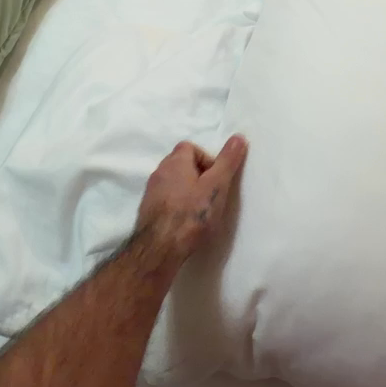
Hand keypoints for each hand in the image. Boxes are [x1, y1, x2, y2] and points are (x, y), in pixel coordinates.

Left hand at [132, 135, 248, 272]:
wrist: (159, 250)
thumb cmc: (191, 215)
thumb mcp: (216, 186)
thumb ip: (227, 162)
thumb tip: (238, 137)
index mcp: (175, 162)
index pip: (190, 147)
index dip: (206, 160)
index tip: (216, 180)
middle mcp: (159, 172)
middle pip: (181, 164)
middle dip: (197, 176)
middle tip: (210, 195)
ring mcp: (150, 192)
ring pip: (172, 183)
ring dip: (186, 191)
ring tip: (199, 211)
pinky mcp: (147, 211)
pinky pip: (164, 200)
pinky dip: (175, 205)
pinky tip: (185, 222)